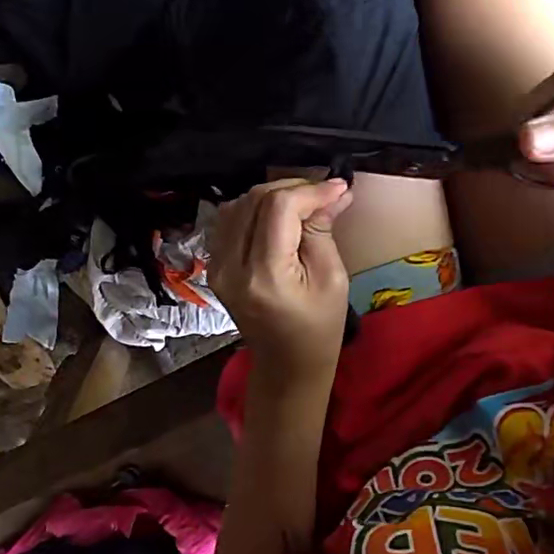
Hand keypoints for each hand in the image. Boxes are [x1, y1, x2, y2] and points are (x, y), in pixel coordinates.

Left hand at [210, 178, 355, 376]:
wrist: (286, 366)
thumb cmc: (318, 329)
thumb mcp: (332, 280)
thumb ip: (322, 232)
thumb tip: (333, 192)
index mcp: (265, 275)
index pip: (278, 208)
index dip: (310, 190)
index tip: (338, 188)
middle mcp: (231, 267)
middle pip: (255, 200)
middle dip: (292, 188)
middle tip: (323, 194)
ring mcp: (217, 267)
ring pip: (238, 204)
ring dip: (272, 196)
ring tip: (303, 204)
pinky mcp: (215, 266)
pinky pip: (229, 221)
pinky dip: (254, 209)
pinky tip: (278, 218)